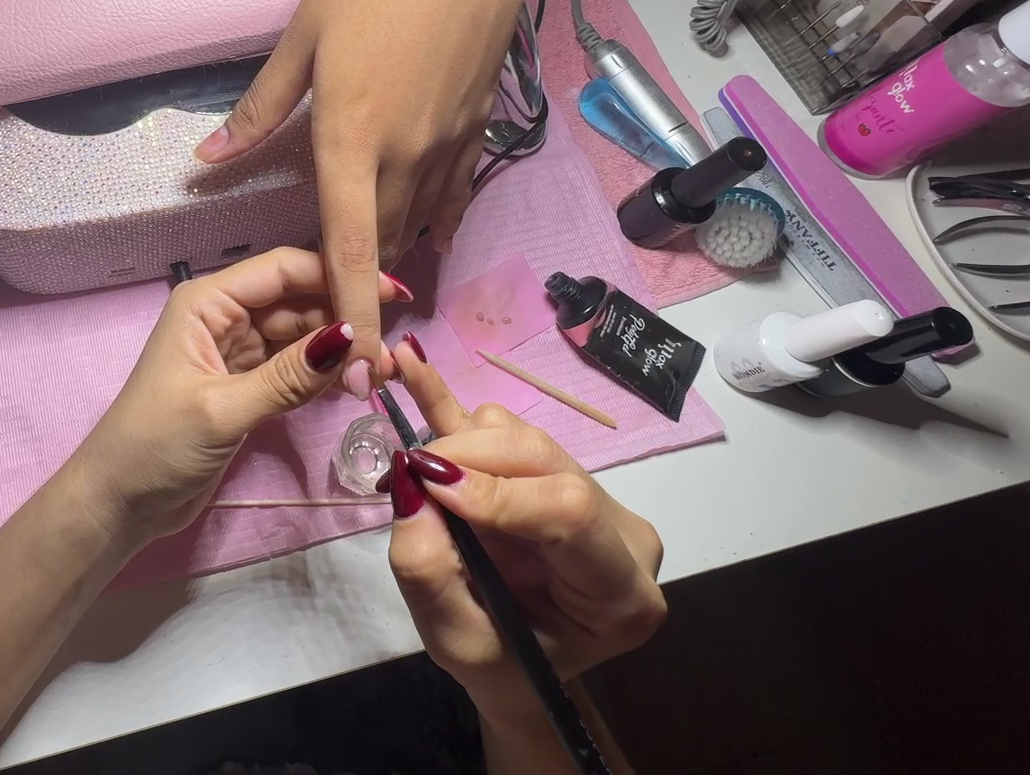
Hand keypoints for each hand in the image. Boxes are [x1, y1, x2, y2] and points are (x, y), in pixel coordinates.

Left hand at [68, 248, 408, 542]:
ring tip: (386, 372)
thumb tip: (352, 340)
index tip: (392, 296)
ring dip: (341, 350)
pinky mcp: (247, 383)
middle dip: (345, 320)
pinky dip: (323, 373)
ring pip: (301, 334)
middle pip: (297, 300)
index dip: (337, 277)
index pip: (283, 270)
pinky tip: (357, 383)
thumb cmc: (155, 446)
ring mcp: (237, 349)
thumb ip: (287, 377)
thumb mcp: (222, 409)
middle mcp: (224, 315)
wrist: (120, 502)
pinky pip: (294, 366)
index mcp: (207, 302)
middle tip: (392, 353)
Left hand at [194, 0, 546, 392]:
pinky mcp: (480, 120)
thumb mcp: (302, 39)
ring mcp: (452, 140)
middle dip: (364, 288)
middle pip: (383, 243)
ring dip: (395, 255)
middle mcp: (408, 155)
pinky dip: (435, 220)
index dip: (350, 315)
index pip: (349, 250)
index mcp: (352, 140)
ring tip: (379, 287)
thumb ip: (259, 110)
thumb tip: (208, 158)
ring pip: (419, 220)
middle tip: (343, 318)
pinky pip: (455, 191)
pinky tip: (429, 236)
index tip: (356, 366)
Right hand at [383, 341, 665, 722]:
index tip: (429, 486)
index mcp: (619, 589)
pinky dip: (448, 397)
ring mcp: (586, 489)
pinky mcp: (546, 468)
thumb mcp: (459, 644)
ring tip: (420, 476)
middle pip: (540, 456)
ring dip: (457, 444)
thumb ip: (431, 573)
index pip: (568, 509)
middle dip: (462, 455)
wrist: (520, 667)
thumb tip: (411, 485)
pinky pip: (498, 422)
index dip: (494, 489)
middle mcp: (618, 528)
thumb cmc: (501, 667)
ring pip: (516, 434)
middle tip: (410, 476)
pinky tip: (410, 362)